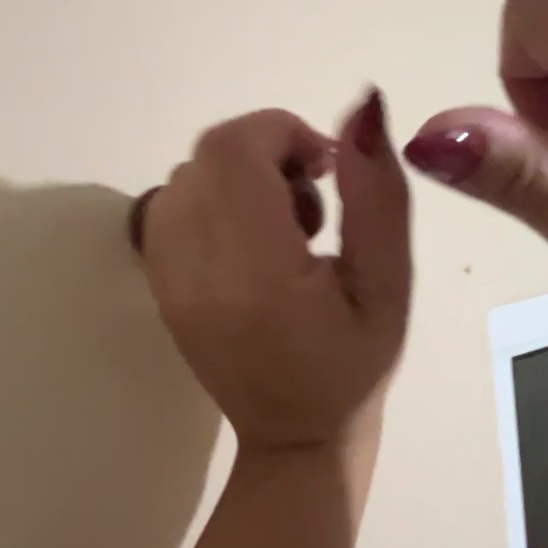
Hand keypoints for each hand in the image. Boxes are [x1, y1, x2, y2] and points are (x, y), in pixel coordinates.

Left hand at [137, 93, 410, 462]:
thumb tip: (363, 109)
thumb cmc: (354, 367)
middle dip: (266, 151)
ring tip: (284, 224)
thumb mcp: (388, 284)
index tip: (327, 169)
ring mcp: (166, 280)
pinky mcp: (158, 286)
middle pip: (208, 155)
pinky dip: (212, 200)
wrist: (294, 438)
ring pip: (186, 175)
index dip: (284, 134)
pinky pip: (170, 207)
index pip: (235, 152)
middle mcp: (194, 271)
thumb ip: (378, 196)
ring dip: (239, 175)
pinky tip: (250, 239)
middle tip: (311, 200)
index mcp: (254, 273)